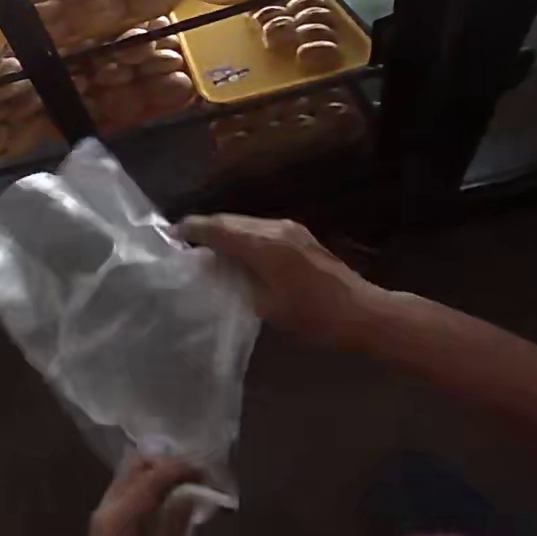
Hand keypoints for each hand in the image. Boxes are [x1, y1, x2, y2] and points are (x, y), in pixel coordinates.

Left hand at [90, 454, 204, 535]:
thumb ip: (174, 524)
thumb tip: (190, 495)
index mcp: (119, 510)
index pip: (152, 475)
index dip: (180, 468)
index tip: (204, 469)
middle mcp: (106, 501)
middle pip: (138, 466)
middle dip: (167, 464)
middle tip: (195, 473)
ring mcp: (102, 507)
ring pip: (132, 475)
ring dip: (158, 473)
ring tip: (184, 482)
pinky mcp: (105, 517)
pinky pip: (127, 490)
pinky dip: (147, 487)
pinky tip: (165, 496)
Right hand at [178, 213, 390, 349]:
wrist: (366, 314)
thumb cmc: (315, 317)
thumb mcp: (267, 307)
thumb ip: (236, 280)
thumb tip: (213, 266)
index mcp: (261, 244)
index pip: (215, 227)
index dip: (190, 228)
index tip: (170, 234)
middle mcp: (271, 227)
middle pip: (228, 219)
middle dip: (204, 227)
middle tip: (185, 240)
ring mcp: (287, 228)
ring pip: (244, 221)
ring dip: (224, 229)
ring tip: (208, 245)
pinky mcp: (298, 233)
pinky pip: (259, 227)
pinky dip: (242, 233)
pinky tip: (239, 249)